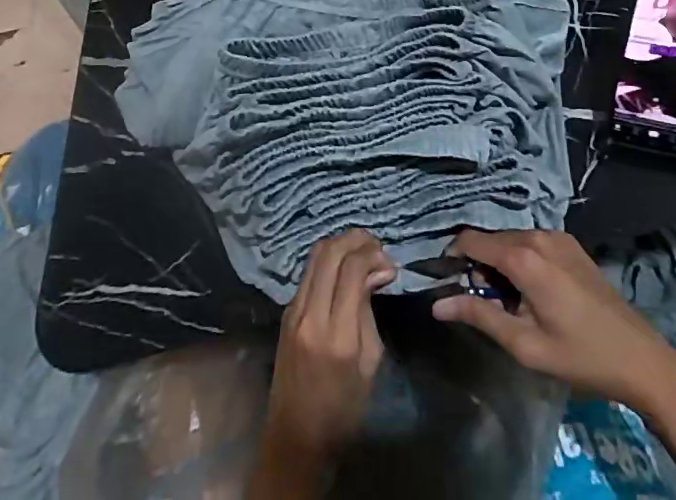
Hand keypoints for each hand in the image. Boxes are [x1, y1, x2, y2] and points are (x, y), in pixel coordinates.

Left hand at [249, 230, 394, 497]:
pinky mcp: (286, 314)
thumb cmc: (344, 407)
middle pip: (328, 253)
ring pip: (314, 257)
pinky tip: (346, 269)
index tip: (390, 263)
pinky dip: (329, 261)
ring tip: (364, 252)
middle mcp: (309, 315)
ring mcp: (292, 312)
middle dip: (355, 239)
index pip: (351, 269)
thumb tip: (378, 270)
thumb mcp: (370, 362)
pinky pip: (308, 273)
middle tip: (377, 245)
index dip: (373, 254)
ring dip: (340, 245)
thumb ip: (369, 310)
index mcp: (336, 334)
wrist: (296, 437)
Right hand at [430, 229, 675, 413]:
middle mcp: (539, 237)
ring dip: (499, 263)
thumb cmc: (579, 355)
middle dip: (477, 264)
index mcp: (525, 258)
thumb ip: (480, 317)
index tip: (444, 280)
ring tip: (507, 303)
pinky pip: (532, 243)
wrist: (640, 357)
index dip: (452, 256)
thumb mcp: (524, 344)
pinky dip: (520, 259)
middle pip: (491, 239)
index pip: (471, 240)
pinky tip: (530, 291)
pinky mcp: (572, 245)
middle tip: (481, 303)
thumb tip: (438, 304)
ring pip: (511, 241)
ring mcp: (559, 238)